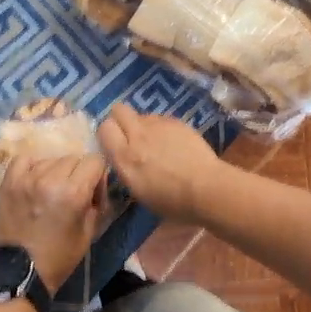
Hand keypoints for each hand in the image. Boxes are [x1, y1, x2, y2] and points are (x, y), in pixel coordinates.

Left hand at [0, 154, 106, 289]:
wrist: (20, 273)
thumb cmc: (59, 257)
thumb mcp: (89, 232)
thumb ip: (96, 201)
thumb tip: (96, 184)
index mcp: (73, 192)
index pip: (95, 161)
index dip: (97, 176)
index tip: (92, 192)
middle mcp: (50, 179)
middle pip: (73, 158)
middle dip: (78, 174)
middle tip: (71, 194)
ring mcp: (26, 178)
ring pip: (51, 159)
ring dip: (55, 172)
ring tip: (50, 191)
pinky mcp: (9, 182)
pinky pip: (25, 159)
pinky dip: (33, 166)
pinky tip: (34, 181)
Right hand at [96, 104, 223, 222]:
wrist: (206, 188)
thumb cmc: (172, 201)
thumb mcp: (138, 191)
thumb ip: (126, 167)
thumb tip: (124, 155)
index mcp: (125, 157)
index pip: (104, 128)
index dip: (108, 132)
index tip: (115, 142)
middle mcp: (138, 136)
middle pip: (118, 109)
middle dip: (121, 118)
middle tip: (130, 134)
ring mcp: (158, 125)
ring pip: (142, 114)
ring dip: (143, 125)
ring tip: (156, 141)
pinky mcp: (176, 121)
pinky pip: (161, 119)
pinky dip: (162, 128)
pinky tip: (174, 142)